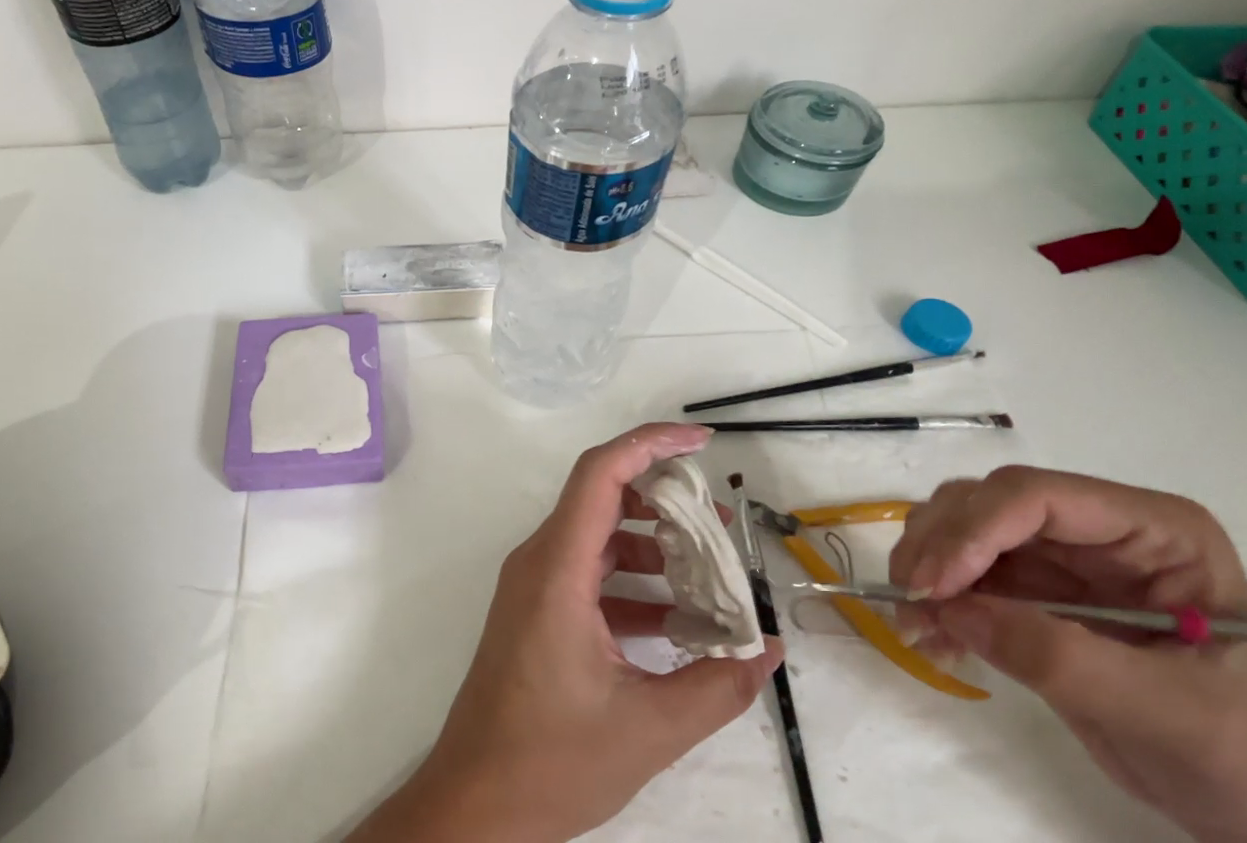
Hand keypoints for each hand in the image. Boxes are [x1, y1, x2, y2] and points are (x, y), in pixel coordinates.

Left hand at [347, 423, 783, 842]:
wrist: (475, 803)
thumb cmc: (551, 759)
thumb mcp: (650, 727)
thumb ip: (719, 685)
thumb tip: (770, 651)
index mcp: (556, 571)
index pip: (599, 475)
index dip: (648, 445)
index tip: (700, 442)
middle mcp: (538, 565)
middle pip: (601, 502)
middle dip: (664, 506)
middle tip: (722, 533)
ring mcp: (533, 590)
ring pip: (597, 542)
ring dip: (652, 551)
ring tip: (712, 582)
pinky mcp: (535, 616)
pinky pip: (588, 579)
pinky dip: (633, 587)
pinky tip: (678, 626)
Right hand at [891, 466, 1246, 842]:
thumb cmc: (1237, 752)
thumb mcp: (1160, 707)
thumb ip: (1057, 655)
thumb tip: (951, 609)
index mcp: (1153, 532)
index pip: (1037, 497)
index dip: (974, 530)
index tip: (931, 586)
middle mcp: (1099, 531)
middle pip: (985, 504)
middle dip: (938, 548)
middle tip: (909, 603)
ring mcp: (1062, 561)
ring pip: (960, 531)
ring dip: (926, 573)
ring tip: (917, 629)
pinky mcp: (1031, 595)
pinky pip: (959, 578)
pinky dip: (933, 604)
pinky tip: (933, 644)